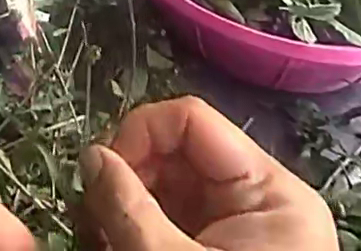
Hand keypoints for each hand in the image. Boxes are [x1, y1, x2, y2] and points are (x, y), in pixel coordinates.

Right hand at [81, 96, 336, 250]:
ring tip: (96, 234)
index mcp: (271, 191)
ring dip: (125, 204)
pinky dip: (138, 228)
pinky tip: (113, 244)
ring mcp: (241, 228)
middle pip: (176, 152)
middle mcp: (259, 199)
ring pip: (168, 186)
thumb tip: (89, 156)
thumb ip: (128, 206)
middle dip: (126, 176)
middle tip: (89, 212)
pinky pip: (172, 218)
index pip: (190, 120)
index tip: (100, 172)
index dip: (138, 133)